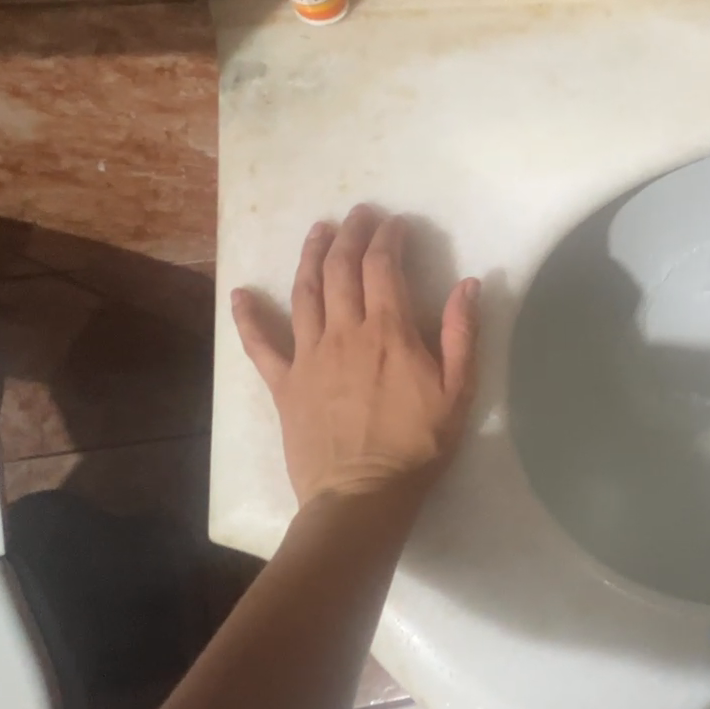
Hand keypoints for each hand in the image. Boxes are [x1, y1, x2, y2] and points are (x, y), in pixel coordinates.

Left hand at [232, 204, 479, 505]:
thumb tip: (469, 283)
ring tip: (319, 230)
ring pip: (305, 293)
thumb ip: (463, 333)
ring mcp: (308, 356)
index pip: (384, 268)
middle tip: (360, 213)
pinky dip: (248, 317)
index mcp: (390, 332)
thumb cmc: (419, 444)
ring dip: (311, 256)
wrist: (363, 495)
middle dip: (352, 234)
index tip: (396, 222)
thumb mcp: (459, 390)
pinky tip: (240, 294)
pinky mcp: (284, 384)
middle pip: (342, 269)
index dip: (389, 238)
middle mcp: (344, 333)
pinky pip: (260, 344)